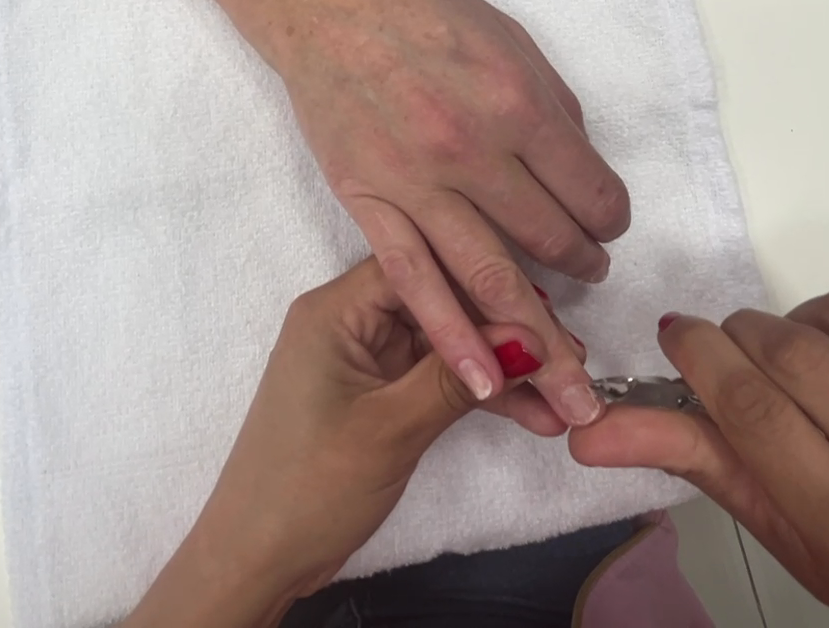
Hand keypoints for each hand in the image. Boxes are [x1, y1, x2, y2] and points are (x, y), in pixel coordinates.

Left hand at [122, 257, 550, 627]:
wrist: (255, 558)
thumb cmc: (310, 485)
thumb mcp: (389, 429)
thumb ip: (457, 379)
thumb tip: (531, 339)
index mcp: (336, 308)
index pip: (422, 270)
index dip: (486, 287)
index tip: (549, 315)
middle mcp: (350, 318)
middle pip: (441, 306)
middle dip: (506, 335)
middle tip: (573, 359)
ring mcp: (365, 355)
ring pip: (446, 345)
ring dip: (501, 372)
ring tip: (567, 395)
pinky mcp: (377, 390)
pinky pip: (436, 377)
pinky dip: (478, 396)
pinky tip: (532, 415)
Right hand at [266, 0, 627, 431]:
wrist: (327, 7)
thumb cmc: (421, 10)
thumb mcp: (508, 37)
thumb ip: (552, 107)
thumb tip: (579, 170)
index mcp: (518, 103)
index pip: (592, 191)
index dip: (611, 217)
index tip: (606, 223)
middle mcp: (474, 153)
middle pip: (552, 240)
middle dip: (585, 267)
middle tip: (591, 273)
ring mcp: (417, 185)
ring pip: (491, 276)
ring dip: (539, 324)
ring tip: (564, 351)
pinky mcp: (369, 204)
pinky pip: (417, 282)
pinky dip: (455, 336)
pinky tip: (488, 382)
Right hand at [570, 285, 828, 627]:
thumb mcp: (763, 518)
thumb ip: (682, 456)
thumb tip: (585, 429)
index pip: (758, 415)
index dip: (703, 356)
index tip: (679, 333)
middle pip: (803, 359)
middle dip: (749, 333)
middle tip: (741, 344)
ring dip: (812, 319)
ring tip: (815, 353)